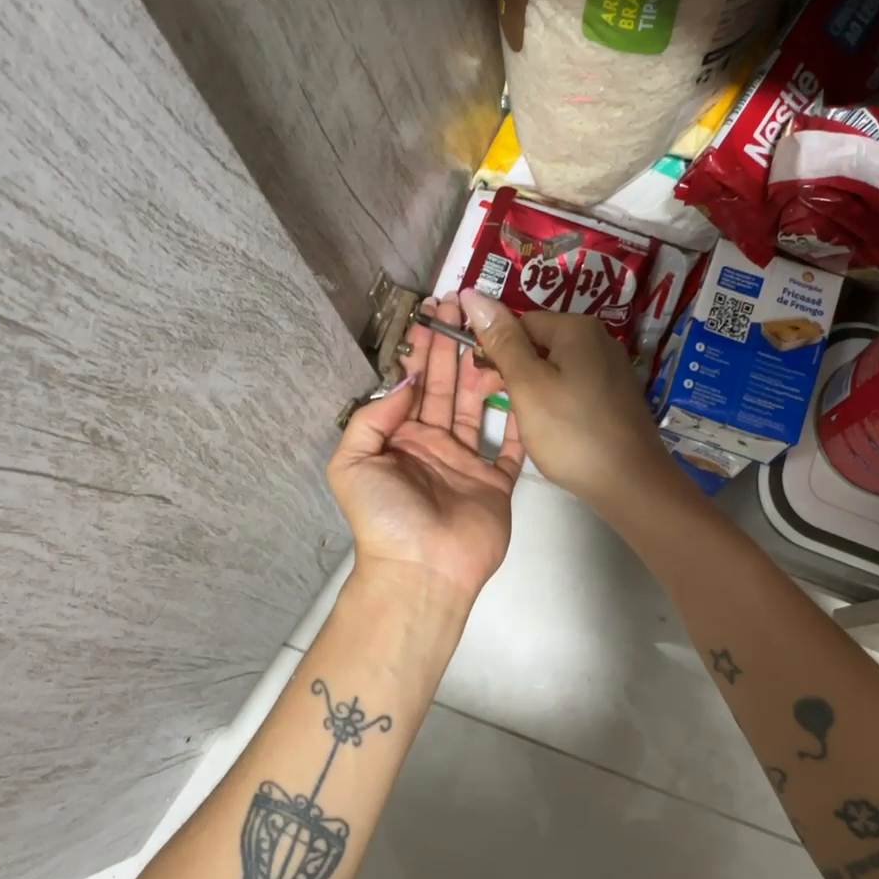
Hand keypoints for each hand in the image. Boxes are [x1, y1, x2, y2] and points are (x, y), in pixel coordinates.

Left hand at [328, 296, 524, 604]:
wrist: (422, 569)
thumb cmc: (384, 516)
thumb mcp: (353, 462)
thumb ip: (372, 417)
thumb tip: (402, 384)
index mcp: (399, 440)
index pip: (413, 386)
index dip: (422, 352)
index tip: (433, 315)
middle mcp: (434, 445)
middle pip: (447, 388)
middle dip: (453, 348)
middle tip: (463, 309)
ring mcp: (468, 462)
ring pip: (479, 407)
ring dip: (484, 371)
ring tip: (493, 334)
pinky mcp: (497, 481)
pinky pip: (512, 444)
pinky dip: (520, 418)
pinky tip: (525, 384)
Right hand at [458, 290, 676, 512]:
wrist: (631, 481)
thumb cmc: (571, 432)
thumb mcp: (527, 385)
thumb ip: (501, 341)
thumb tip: (471, 293)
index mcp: (577, 327)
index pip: (520, 323)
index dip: (495, 350)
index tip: (482, 383)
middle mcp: (600, 339)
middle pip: (540, 344)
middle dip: (514, 370)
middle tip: (500, 405)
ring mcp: (613, 368)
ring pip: (558, 368)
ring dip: (535, 389)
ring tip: (527, 422)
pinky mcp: (618, 396)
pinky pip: (576, 387)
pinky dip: (558, 402)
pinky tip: (554, 428)